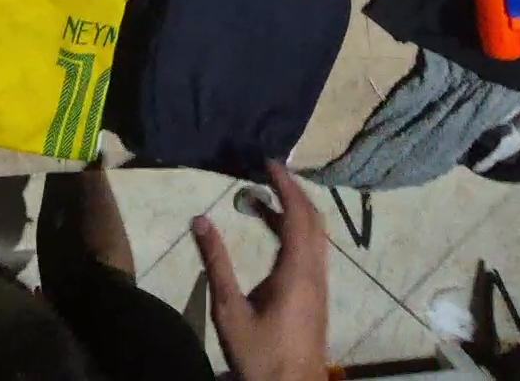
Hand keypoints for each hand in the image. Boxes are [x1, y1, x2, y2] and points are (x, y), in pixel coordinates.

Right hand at [192, 162, 329, 380]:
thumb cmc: (260, 356)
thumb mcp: (229, 310)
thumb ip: (216, 262)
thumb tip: (200, 219)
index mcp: (297, 272)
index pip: (298, 214)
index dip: (285, 185)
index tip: (267, 162)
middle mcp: (315, 273)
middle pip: (314, 219)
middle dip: (293, 190)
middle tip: (266, 171)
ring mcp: (320, 286)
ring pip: (316, 234)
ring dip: (294, 209)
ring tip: (262, 196)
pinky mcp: (317, 296)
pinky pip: (312, 249)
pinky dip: (296, 228)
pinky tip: (273, 231)